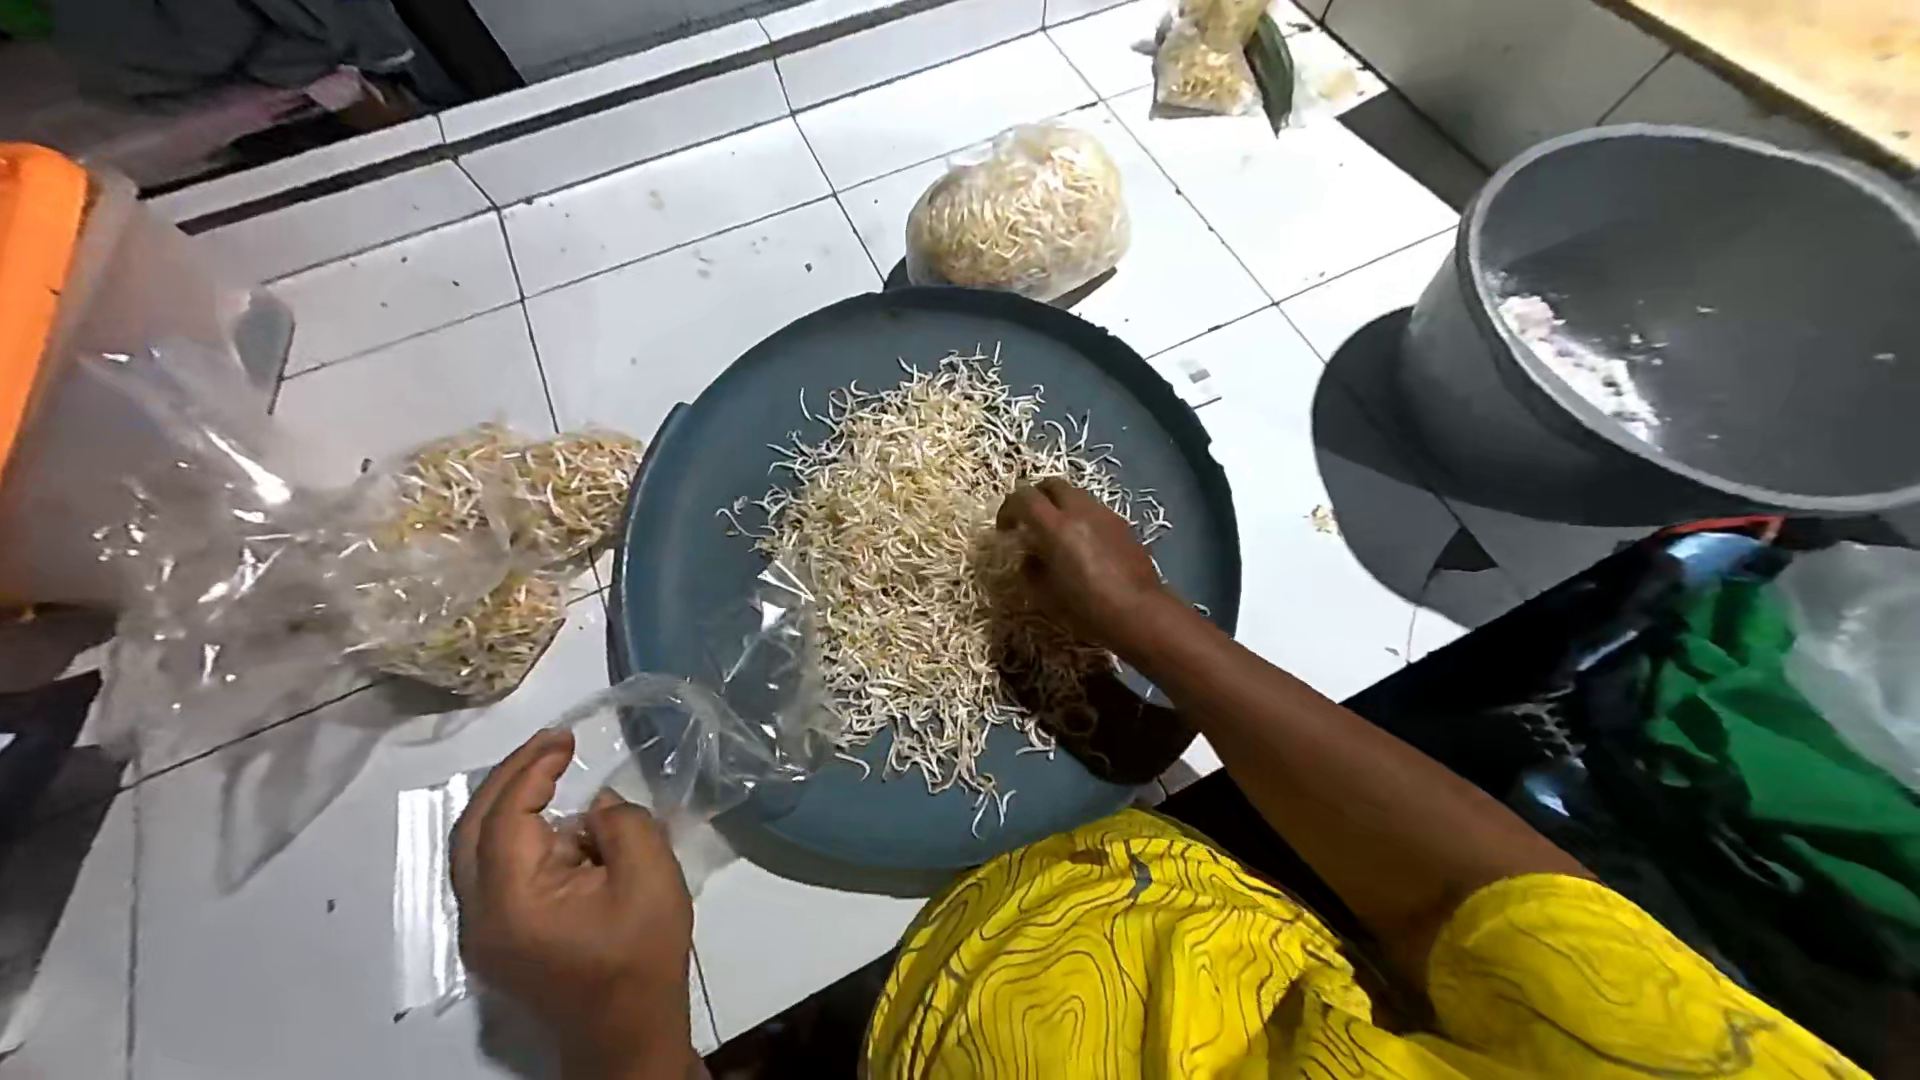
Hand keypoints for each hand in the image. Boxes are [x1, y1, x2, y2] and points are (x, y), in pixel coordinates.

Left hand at [452, 729, 696, 1079]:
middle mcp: (480, 917)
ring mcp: (484, 930)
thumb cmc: (642, 951)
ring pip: (475, 849)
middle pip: (471, 830)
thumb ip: (622, 823)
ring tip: (554, 768)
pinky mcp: (500, 936)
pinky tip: (556, 817)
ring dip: (510, 801)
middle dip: (510, 776)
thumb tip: (594, 806)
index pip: (503, 818)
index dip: (531, 769)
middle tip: (553, 743)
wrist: (628, 1028)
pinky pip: (494, 869)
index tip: (566, 738)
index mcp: (513, 902)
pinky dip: (517, 830)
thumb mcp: (650, 875)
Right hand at [994, 477, 1172, 653]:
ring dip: (1060, 506)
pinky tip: (1082, 545)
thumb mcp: (1044, 595)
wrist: (1138, 613)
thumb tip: (1029, 557)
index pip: (1023, 498)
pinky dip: (1081, 518)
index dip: (1008, 509)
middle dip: (1035, 498)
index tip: (1005, 529)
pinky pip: (1094, 510)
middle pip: (1051, 485)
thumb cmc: (1085, 608)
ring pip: (1076, 494)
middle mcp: (1080, 511)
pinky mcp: (1123, 525)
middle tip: (1029, 521)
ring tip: (1056, 532)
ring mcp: (1105, 515)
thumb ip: (1029, 568)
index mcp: (1055, 526)